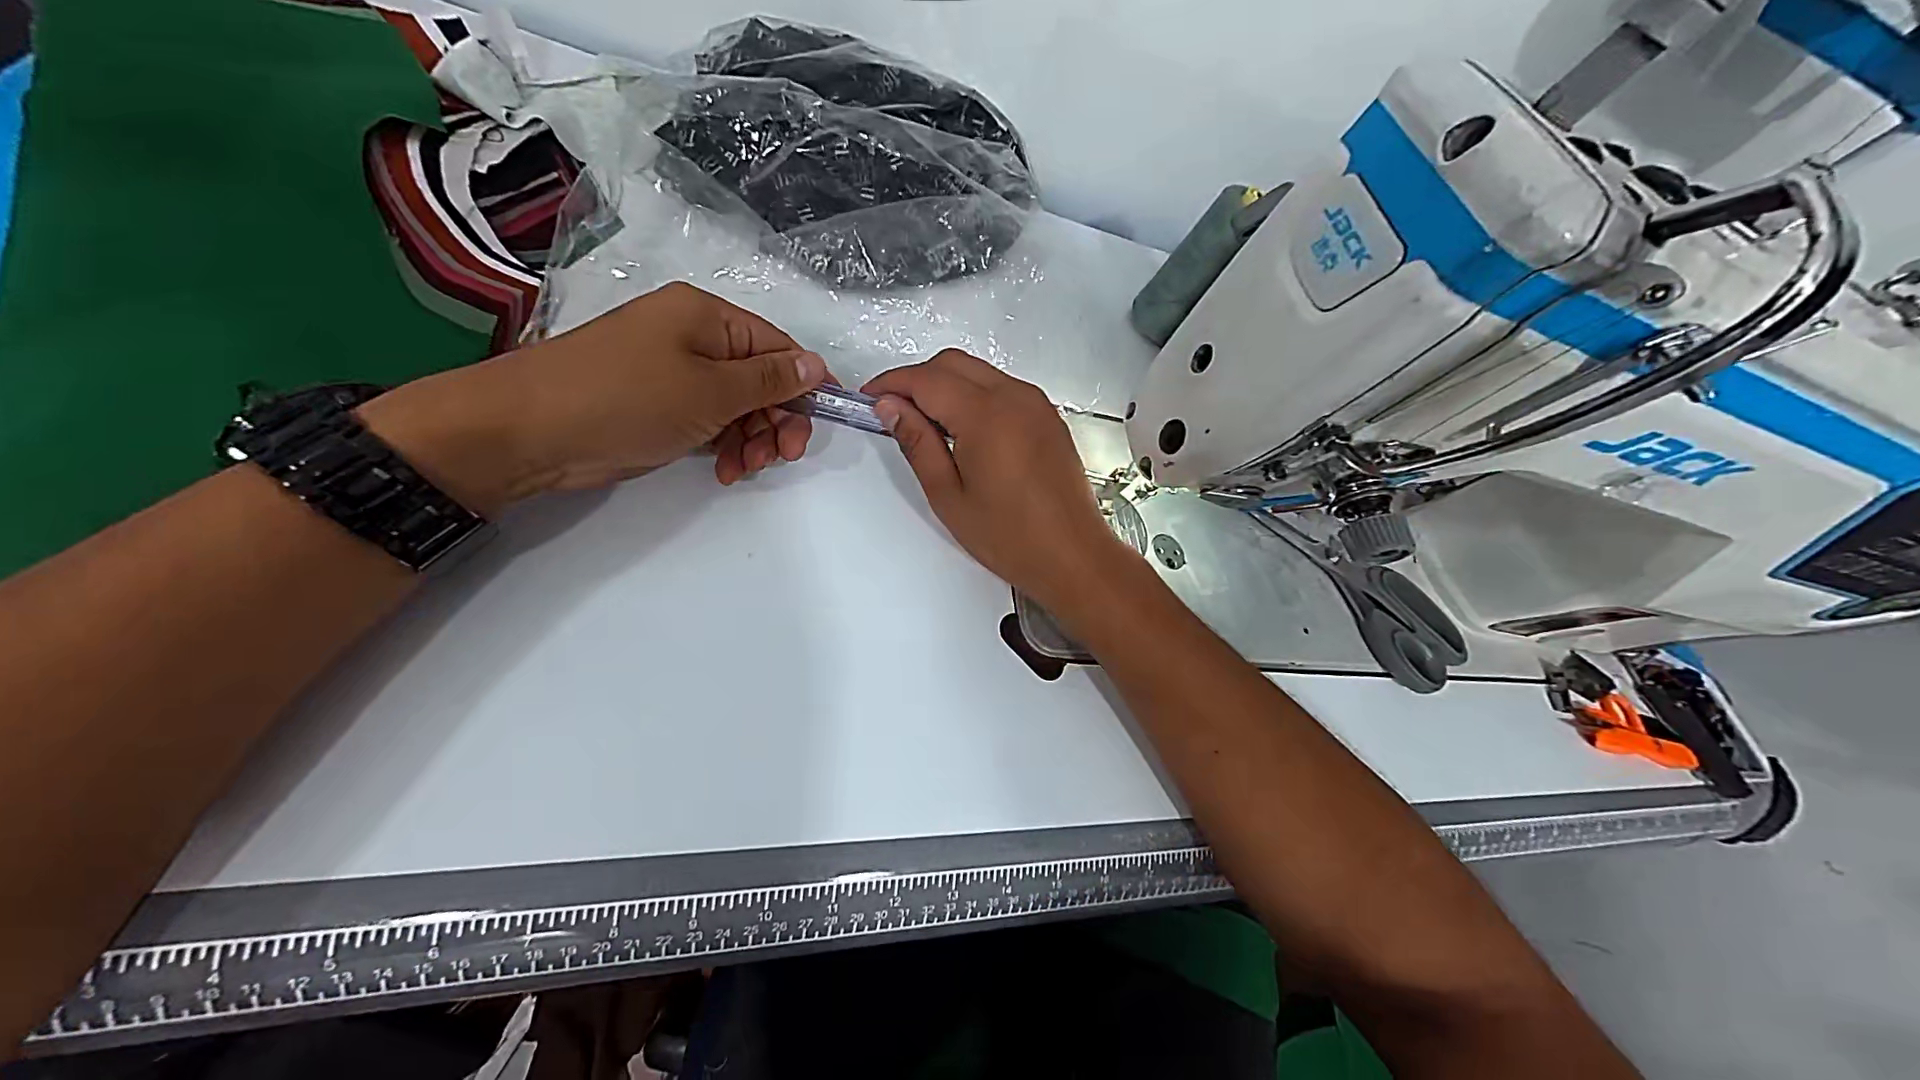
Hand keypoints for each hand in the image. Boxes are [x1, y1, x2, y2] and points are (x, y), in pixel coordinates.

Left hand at [358, 282, 828, 515]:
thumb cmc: (628, 399)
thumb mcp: (711, 391)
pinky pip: (710, 420)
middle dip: (776, 419)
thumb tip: (817, 365)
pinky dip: (724, 444)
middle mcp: (694, 338)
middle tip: (780, 457)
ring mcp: (674, 372)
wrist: (530, 431)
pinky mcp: (659, 404)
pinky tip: (724, 470)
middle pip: (760, 378)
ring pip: (737, 405)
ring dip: (752, 438)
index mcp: (708, 317)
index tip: (818, 425)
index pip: (778, 346)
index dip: (804, 384)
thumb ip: (770, 381)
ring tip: (745, 467)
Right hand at [863, 350, 1136, 612]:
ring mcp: (1037, 405)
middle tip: (893, 411)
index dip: (892, 384)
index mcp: (987, 415)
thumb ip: (917, 443)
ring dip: (946, 386)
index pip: (926, 378)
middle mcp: (1016, 398)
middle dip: (917, 380)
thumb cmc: (1014, 538)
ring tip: (925, 425)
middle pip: (952, 363)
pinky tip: (962, 429)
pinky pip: (1002, 388)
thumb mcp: (949, 495)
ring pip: (978, 372)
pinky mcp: (1048, 417)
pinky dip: (974, 396)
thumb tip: (892, 408)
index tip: (872, 397)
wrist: (1073, 556)